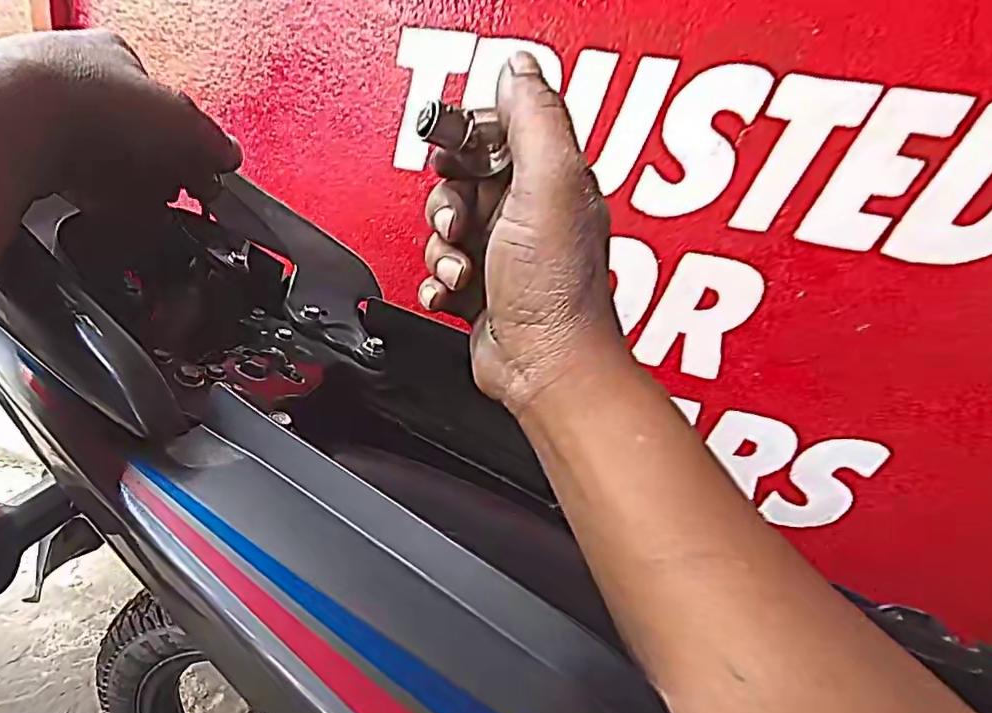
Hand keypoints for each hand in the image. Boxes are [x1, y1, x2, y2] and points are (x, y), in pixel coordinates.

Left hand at [0, 30, 240, 208]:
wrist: (14, 123)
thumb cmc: (85, 103)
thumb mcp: (175, 122)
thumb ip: (208, 141)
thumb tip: (228, 154)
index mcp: (117, 56)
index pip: (164, 109)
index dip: (185, 150)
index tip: (197, 181)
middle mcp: (79, 75)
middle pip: (133, 138)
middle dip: (154, 173)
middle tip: (166, 198)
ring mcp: (49, 112)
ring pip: (102, 161)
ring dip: (125, 189)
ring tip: (134, 209)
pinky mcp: (27, 149)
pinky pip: (72, 181)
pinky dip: (90, 197)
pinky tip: (98, 207)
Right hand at [419, 53, 626, 414]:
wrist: (542, 364)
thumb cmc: (553, 290)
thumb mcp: (548, 184)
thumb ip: (532, 116)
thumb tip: (515, 69)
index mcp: (546, 177)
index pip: (493, 133)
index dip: (463, 139)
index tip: (445, 149)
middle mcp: (523, 213)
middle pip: (457, 184)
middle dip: (446, 206)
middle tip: (458, 225)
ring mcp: (499, 255)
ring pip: (442, 233)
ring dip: (441, 253)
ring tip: (463, 271)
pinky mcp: (478, 292)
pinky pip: (440, 274)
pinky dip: (438, 285)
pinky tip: (454, 294)